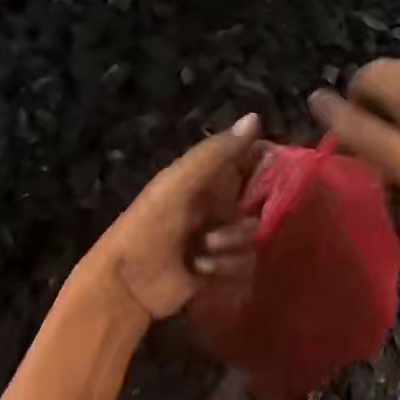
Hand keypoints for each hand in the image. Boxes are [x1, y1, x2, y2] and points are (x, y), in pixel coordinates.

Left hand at [77, 114, 262, 323]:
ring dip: (230, 248)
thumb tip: (255, 117)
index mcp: (208, 177)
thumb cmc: (151, 223)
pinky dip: (226, 269)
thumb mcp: (181, 182)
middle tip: (220, 228)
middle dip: (242, 223)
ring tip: (202, 251)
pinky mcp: (222, 268)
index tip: (272, 184)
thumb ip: (216, 153)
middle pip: (258, 208)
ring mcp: (221, 237)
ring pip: (252, 239)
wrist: (127, 281)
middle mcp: (219, 204)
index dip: (265, 171)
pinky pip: (246, 266)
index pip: (250, 164)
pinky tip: (201, 269)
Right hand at [309, 58, 399, 239]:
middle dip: (358, 88)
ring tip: (393, 102)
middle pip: (373, 79)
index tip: (316, 102)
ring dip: (383, 80)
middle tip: (364, 107)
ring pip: (397, 66)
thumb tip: (348, 127)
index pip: (357, 128)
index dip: (330, 112)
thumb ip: (384, 156)